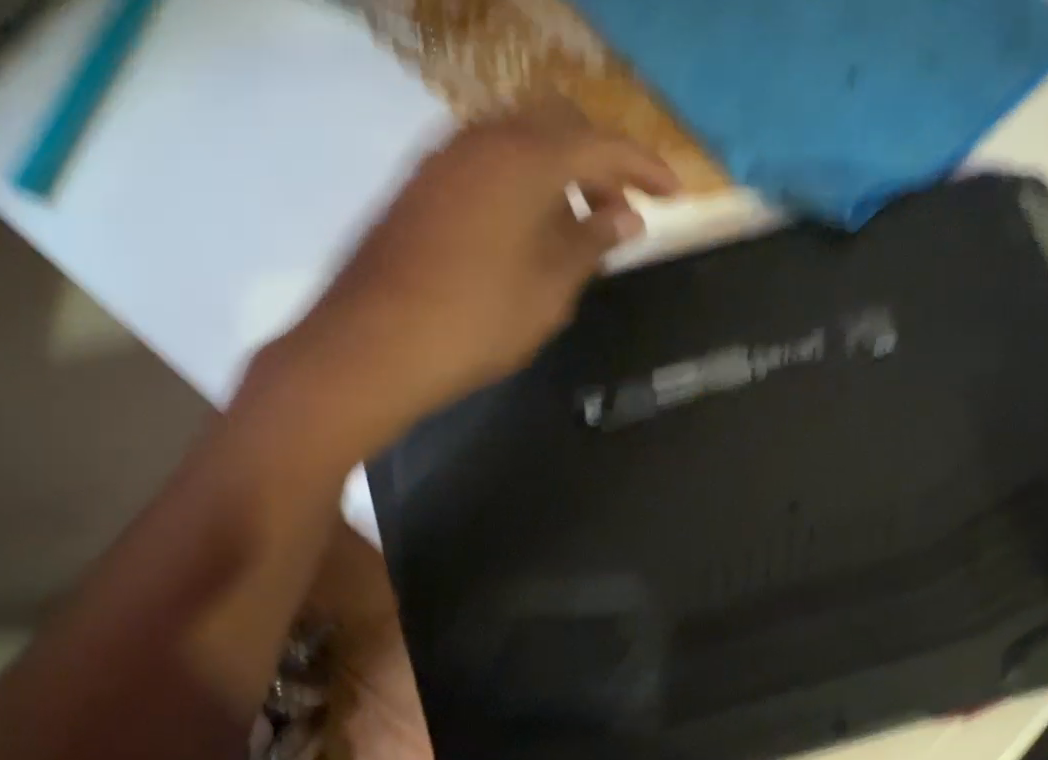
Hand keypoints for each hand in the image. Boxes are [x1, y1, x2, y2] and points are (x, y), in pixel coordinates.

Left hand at [258, 103, 679, 454]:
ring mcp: (445, 158)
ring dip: (557, 170)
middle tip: (621, 210)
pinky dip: (520, 180)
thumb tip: (628, 217)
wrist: (371, 345)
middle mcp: (484, 140)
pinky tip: (527, 231)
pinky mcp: (421, 183)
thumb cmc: (476, 321)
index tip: (676, 197)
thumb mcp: (551, 289)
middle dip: (599, 160)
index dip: (647, 169)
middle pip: (559, 125)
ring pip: (518, 139)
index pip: (604, 146)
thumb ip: (593, 244)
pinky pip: (486, 160)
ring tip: (577, 227)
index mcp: (527, 160)